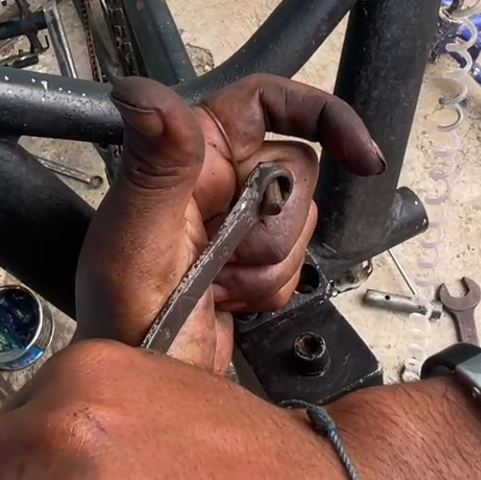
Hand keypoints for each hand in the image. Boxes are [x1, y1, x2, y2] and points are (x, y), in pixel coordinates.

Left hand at [73, 74, 384, 370]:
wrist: (146, 387)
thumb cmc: (123, 318)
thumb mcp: (139, 236)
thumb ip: (156, 163)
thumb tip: (139, 93)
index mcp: (188, 151)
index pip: (266, 100)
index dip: (320, 114)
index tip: (357, 151)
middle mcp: (218, 176)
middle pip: (298, 169)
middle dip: (274, 221)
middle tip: (223, 252)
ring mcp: (239, 220)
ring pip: (302, 220)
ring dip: (268, 263)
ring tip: (218, 282)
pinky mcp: (254, 260)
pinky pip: (296, 262)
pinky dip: (270, 287)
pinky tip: (228, 298)